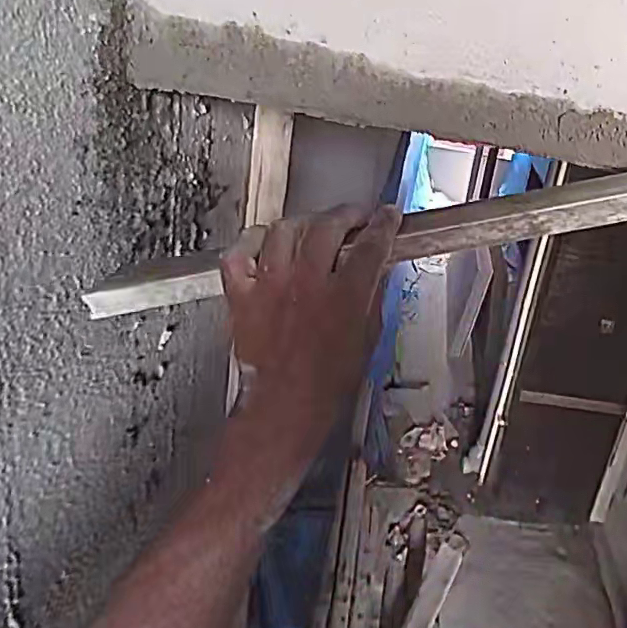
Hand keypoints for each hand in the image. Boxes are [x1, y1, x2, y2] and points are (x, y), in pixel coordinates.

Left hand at [219, 204, 401, 464]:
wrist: (281, 412)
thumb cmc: (325, 386)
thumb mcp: (367, 340)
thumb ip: (372, 299)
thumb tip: (377, 272)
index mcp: (343, 297)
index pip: (371, 244)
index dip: (384, 224)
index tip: (388, 216)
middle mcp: (306, 283)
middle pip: (328, 226)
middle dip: (347, 215)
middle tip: (354, 218)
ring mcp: (270, 286)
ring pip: (284, 230)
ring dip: (303, 223)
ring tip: (312, 229)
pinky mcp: (242, 296)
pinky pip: (239, 253)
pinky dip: (251, 243)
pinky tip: (264, 245)